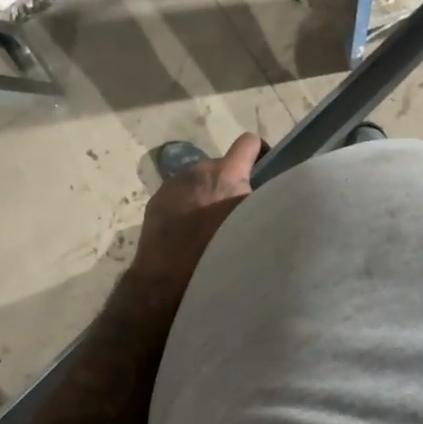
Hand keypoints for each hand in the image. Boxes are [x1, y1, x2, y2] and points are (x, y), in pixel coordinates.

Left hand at [127, 133, 262, 286]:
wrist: (167, 281)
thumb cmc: (217, 254)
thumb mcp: (252, 225)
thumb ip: (259, 202)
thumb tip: (265, 196)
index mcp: (226, 174)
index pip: (248, 142)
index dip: (260, 152)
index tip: (264, 170)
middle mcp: (198, 170)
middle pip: (222, 164)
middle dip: (232, 181)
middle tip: (237, 210)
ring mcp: (174, 183)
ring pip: (200, 179)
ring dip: (209, 192)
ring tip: (210, 222)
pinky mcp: (157, 199)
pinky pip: (180, 193)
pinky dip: (188, 203)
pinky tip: (188, 230)